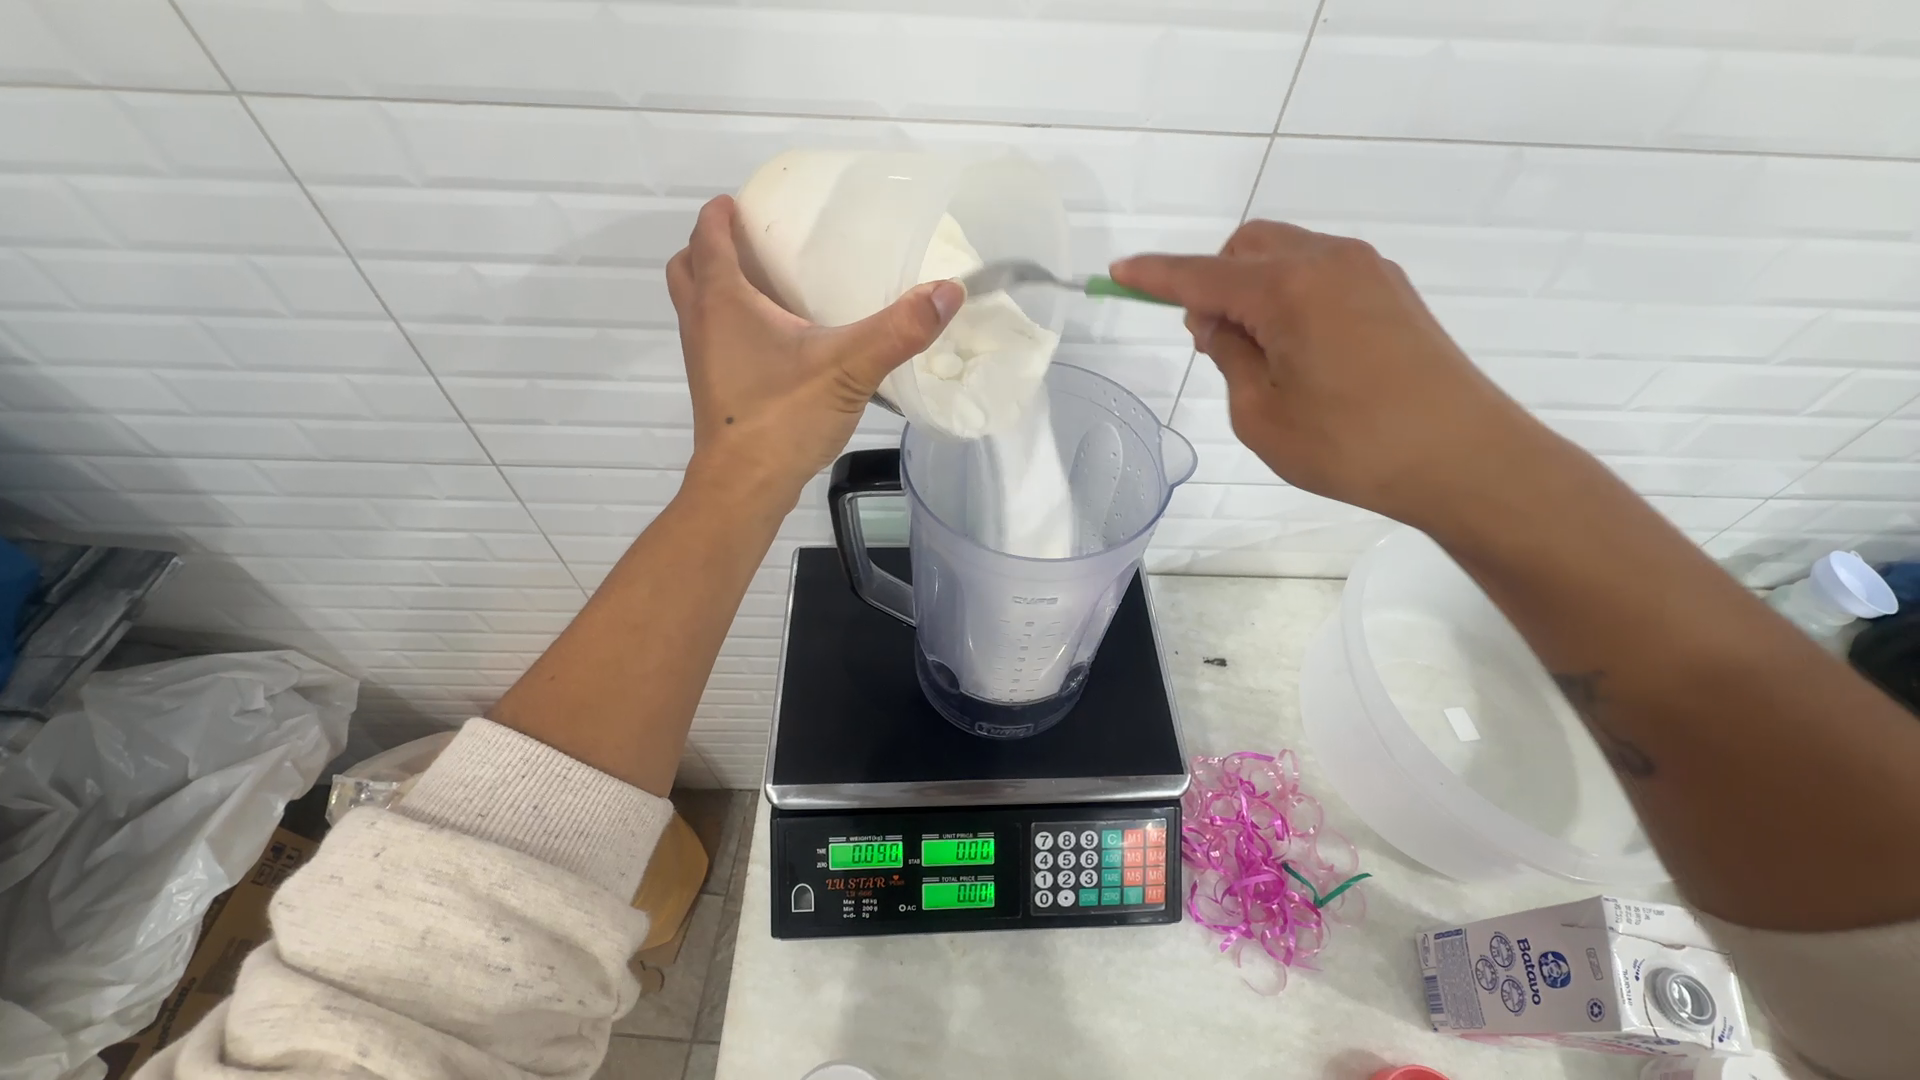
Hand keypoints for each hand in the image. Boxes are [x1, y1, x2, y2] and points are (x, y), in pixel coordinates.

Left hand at [666, 195, 962, 501]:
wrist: (745, 486)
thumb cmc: (783, 418)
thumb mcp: (849, 368)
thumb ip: (898, 330)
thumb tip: (948, 291)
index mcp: (723, 300)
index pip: (707, 236)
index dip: (722, 213)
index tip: (747, 202)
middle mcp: (702, 323)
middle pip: (688, 267)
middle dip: (712, 246)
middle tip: (754, 243)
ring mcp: (704, 359)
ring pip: (697, 305)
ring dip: (719, 285)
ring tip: (769, 284)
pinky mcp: (716, 388)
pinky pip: (715, 337)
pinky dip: (733, 323)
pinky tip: (779, 341)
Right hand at [1110, 221, 1541, 528]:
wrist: (1463, 458)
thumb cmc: (1349, 445)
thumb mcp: (1261, 413)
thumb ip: (1229, 355)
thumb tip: (1217, 320)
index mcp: (1288, 288)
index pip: (1202, 274)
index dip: (1155, 276)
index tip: (1118, 273)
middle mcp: (1329, 261)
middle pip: (1248, 246)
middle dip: (1213, 279)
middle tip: (1211, 340)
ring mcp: (1368, 271)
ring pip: (1286, 254)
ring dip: (1253, 288)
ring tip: (1258, 353)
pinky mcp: (1392, 291)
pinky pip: (1320, 272)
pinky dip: (1291, 294)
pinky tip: (1299, 349)